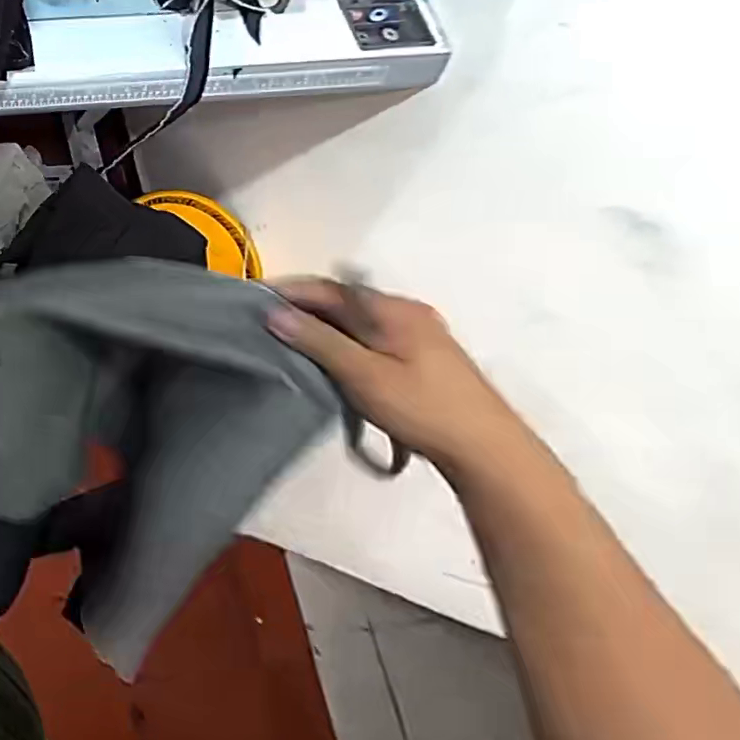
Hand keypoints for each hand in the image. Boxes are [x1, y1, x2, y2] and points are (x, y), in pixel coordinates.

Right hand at [266, 276, 545, 479]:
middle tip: (260, 322)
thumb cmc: (422, 408)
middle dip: (300, 308)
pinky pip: (365, 337)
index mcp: (393, 309)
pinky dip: (336, 341)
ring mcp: (415, 334)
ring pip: (353, 321)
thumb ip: (317, 340)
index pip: (329, 288)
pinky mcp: (417, 358)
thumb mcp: (362, 373)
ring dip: (317, 326)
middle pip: (341, 301)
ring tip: (281, 340)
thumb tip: (274, 313)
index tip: (252, 298)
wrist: (487, 451)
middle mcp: (405, 313)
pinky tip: (320, 358)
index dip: (288, 290)